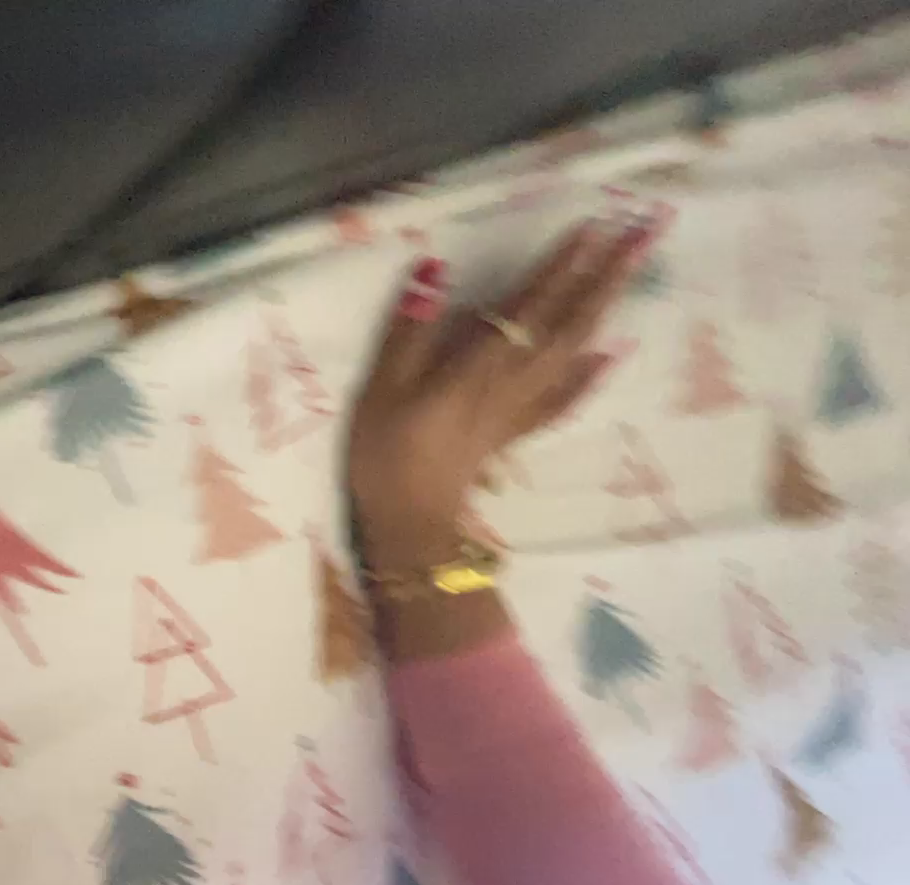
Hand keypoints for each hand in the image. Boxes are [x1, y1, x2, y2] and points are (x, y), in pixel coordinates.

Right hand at [347, 206, 670, 567]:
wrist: (407, 519)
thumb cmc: (384, 453)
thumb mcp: (380, 389)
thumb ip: (409, 330)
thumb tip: (433, 269)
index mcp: (476, 368)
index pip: (527, 305)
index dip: (561, 264)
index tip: (597, 221)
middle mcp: (511, 381)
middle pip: (568, 322)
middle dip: (608, 274)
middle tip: (649, 229)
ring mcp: (519, 409)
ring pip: (574, 352)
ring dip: (606, 308)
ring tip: (634, 271)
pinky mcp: (515, 431)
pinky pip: (564, 397)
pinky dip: (591, 373)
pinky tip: (611, 352)